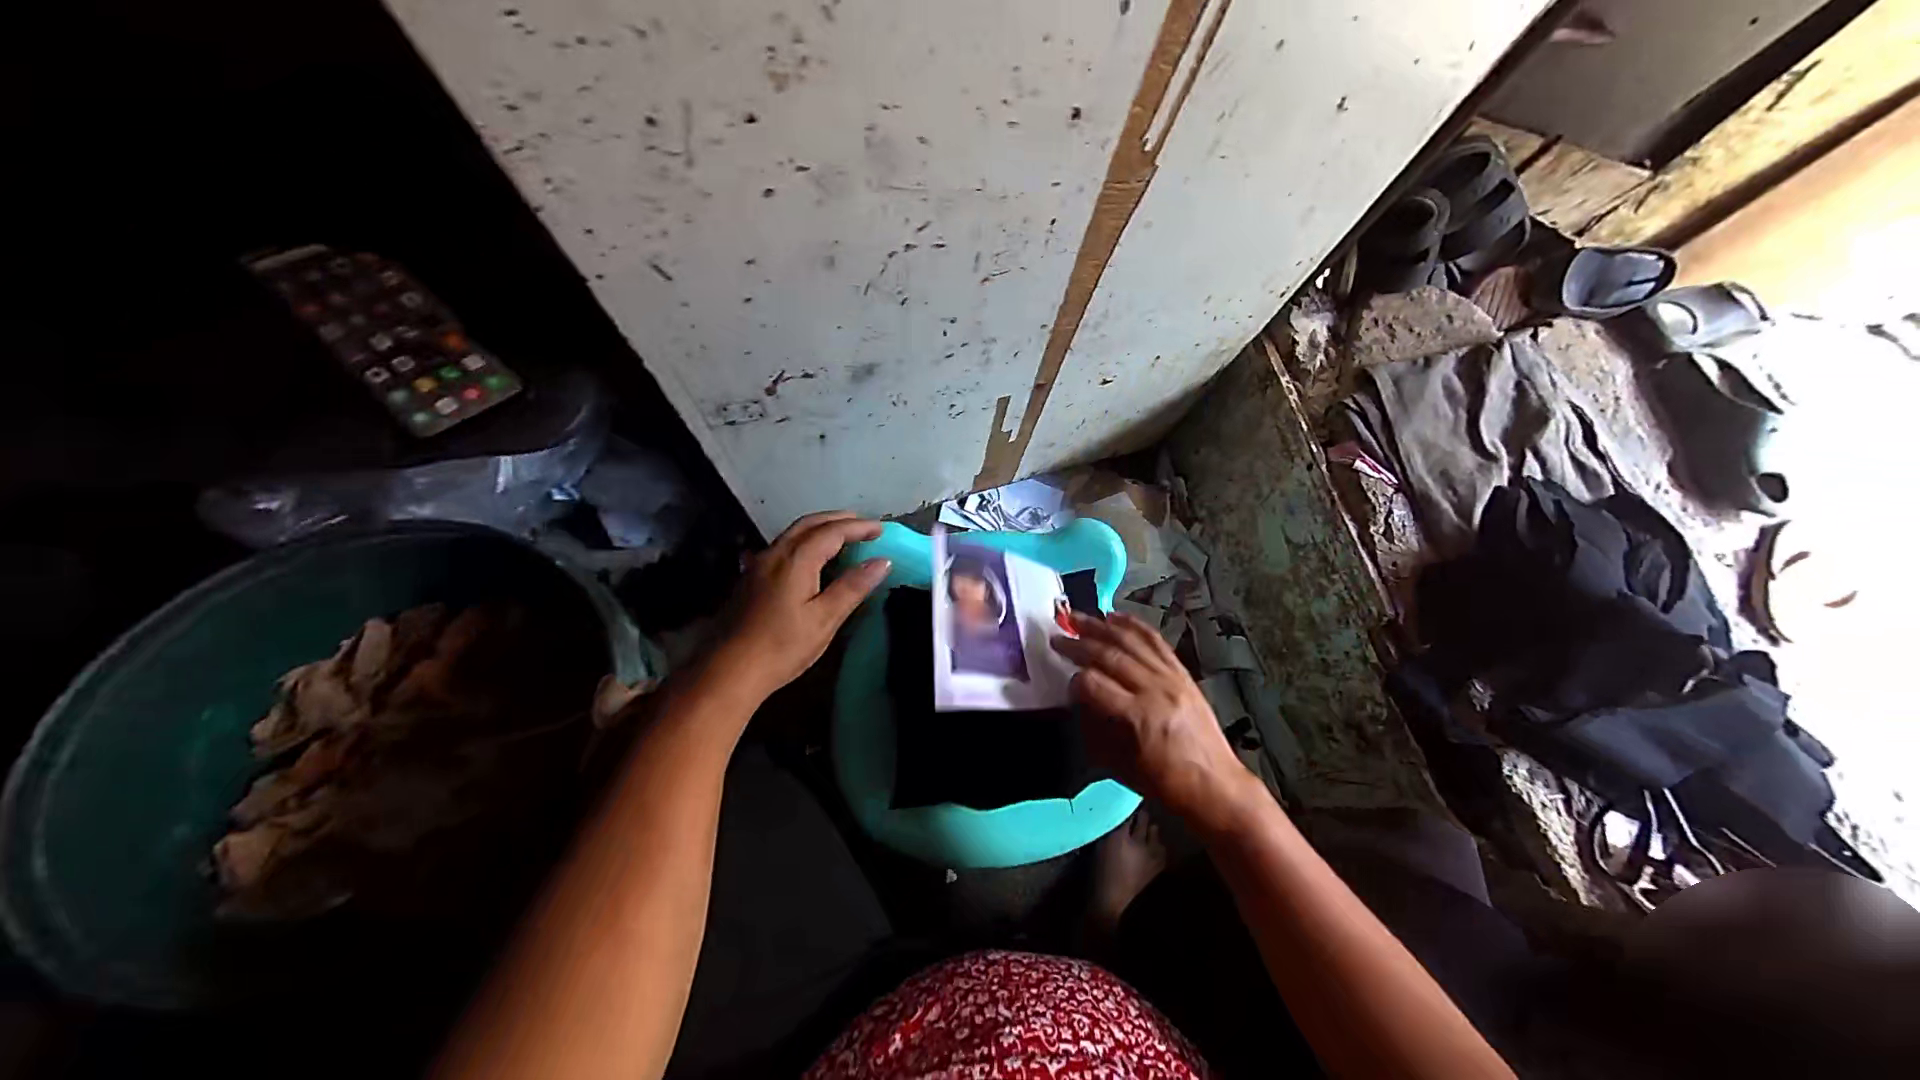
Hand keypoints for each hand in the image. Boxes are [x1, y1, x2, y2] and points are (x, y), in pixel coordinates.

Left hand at [703, 511, 889, 703]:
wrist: (728, 671)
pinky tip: (804, 557)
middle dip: (838, 520)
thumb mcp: (824, 619)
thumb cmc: (782, 647)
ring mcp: (758, 565)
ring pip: (792, 534)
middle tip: (864, 526)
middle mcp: (775, 554)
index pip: (832, 532)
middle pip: (809, 524)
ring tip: (842, 537)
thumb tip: (882, 561)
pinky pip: (781, 547)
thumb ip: (852, 587)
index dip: (858, 527)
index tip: (881, 529)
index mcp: (796, 560)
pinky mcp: (750, 579)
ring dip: (819, 528)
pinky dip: (802, 542)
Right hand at [1051, 612, 1260, 834]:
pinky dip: (1133, 626)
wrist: (1213, 785)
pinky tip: (1115, 618)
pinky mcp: (1182, 674)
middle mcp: (1154, 689)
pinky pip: (1155, 642)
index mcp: (1136, 716)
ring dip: (1101, 627)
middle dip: (1078, 644)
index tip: (1065, 684)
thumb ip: (1093, 728)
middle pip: (1108, 655)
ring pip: (1131, 641)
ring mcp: (1171, 678)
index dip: (1073, 681)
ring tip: (1078, 618)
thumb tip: (1077, 700)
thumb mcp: (1117, 763)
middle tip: (1057, 637)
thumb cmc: (1162, 782)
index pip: (1093, 683)